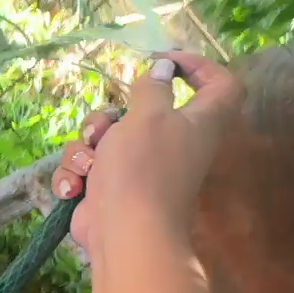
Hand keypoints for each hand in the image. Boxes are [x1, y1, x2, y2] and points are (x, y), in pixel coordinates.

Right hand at [51, 52, 243, 260]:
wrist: (125, 231)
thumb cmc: (143, 169)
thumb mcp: (147, 117)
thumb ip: (152, 89)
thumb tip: (161, 70)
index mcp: (197, 122)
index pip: (219, 84)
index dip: (197, 66)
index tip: (161, 61)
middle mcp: (171, 142)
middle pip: (138, 113)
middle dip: (107, 117)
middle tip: (101, 129)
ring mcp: (138, 167)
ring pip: (102, 139)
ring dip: (84, 150)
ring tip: (86, 168)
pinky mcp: (110, 187)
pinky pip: (86, 168)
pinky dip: (75, 176)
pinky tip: (74, 189)